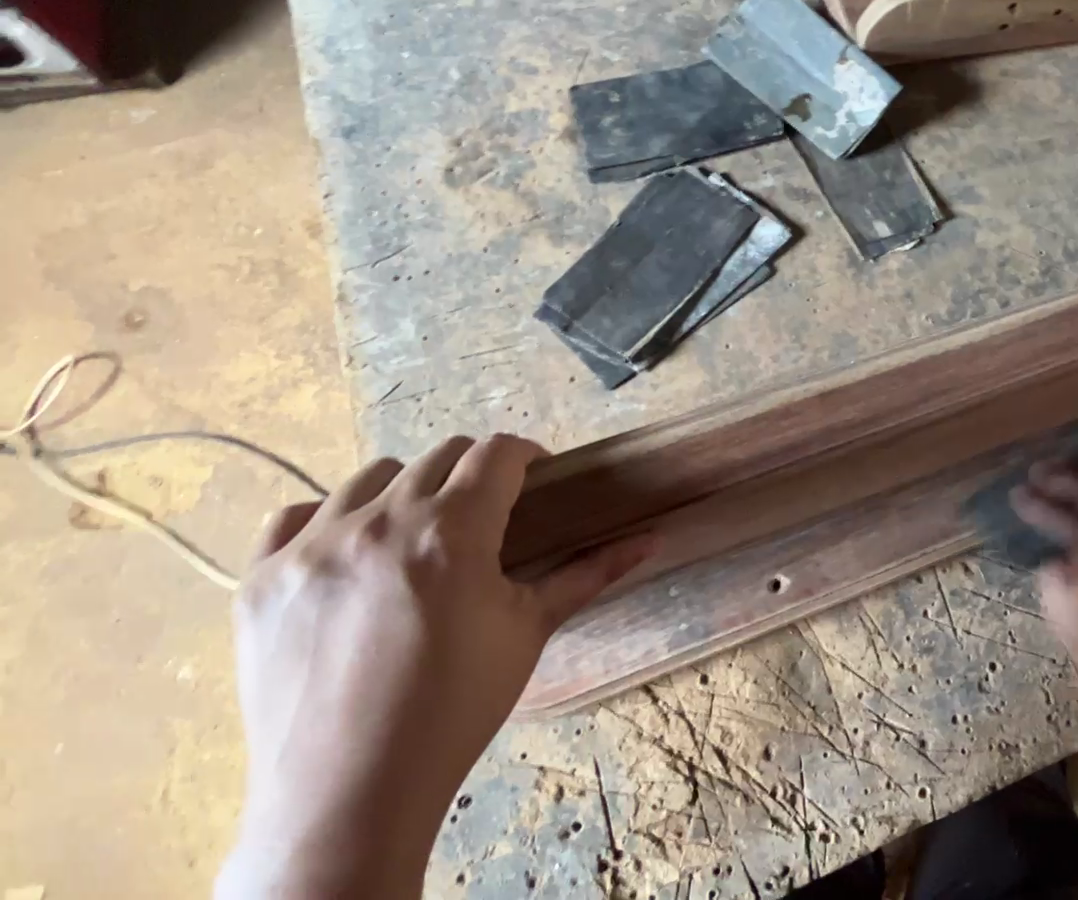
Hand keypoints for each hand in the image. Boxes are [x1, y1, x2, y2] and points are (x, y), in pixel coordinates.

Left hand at [218, 434, 650, 899]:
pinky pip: (294, 515)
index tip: (537, 476)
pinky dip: (331, 519)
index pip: (495, 454)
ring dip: (408, 489)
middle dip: (474, 472)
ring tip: (420, 534)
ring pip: (369, 477)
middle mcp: (377, 522)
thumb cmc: (457, 707)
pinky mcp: (259, 580)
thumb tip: (651, 539)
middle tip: (490, 513)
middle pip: (438, 456)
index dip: (525, 454)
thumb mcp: (530, 631)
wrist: (349, 790)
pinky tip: (350, 554)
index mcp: (451, 532)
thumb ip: (589, 573)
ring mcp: (310, 548)